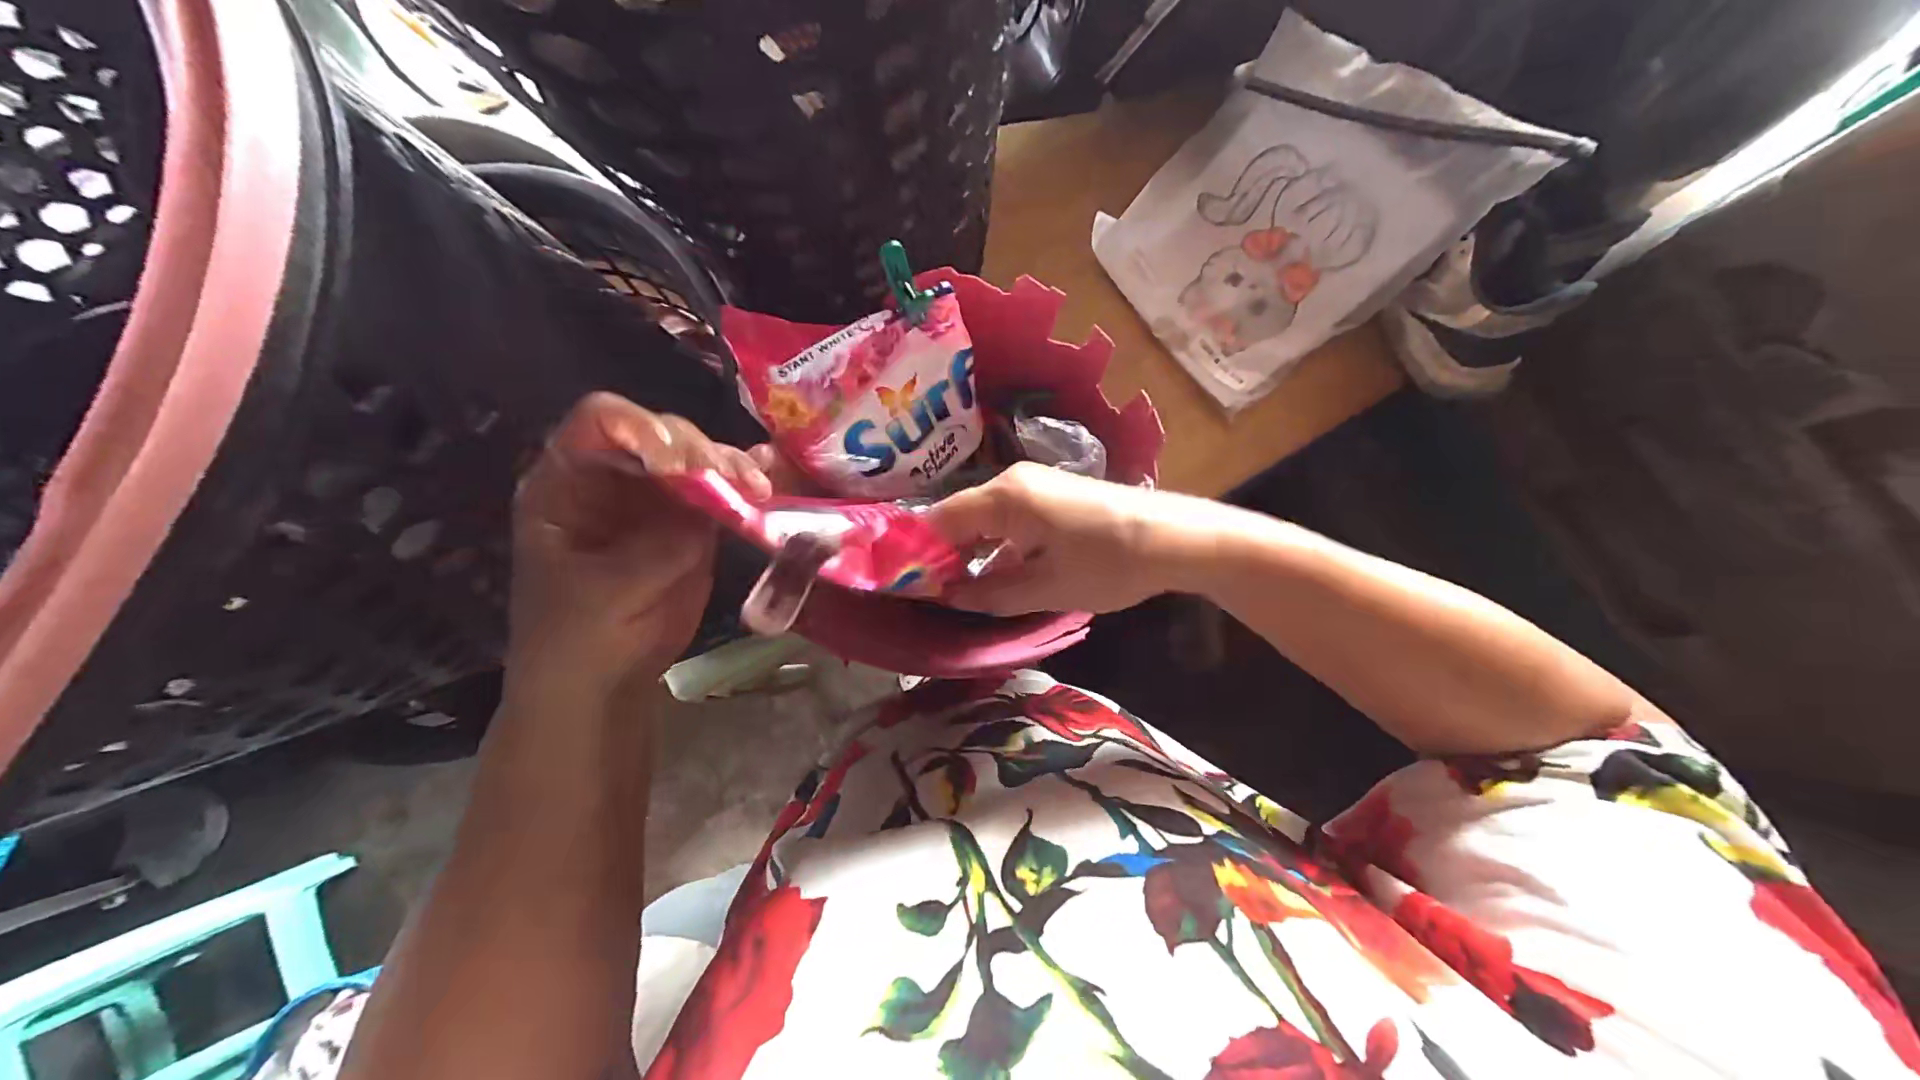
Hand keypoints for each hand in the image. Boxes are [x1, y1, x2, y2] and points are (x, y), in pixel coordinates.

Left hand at [506, 393, 770, 700]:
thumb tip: (714, 506)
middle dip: (698, 450)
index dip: (641, 428)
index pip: (601, 423)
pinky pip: (721, 495)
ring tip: (756, 487)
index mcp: (568, 483)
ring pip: (698, 461)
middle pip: (661, 434)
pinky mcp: (690, 526)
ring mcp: (656, 501)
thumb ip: (657, 547)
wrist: (599, 684)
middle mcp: (614, 479)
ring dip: (731, 466)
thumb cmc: (578, 638)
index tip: (678, 465)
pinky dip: (745, 487)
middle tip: (730, 478)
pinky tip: (766, 483)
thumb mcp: (607, 592)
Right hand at [927, 462, 1233, 615]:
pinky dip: (996, 547)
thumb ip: (990, 593)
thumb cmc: (1110, 563)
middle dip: (940, 555)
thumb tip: (948, 596)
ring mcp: (1035, 487)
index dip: (916, 553)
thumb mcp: (1046, 588)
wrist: (1180, 539)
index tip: (903, 587)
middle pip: (958, 517)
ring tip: (953, 591)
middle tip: (926, 594)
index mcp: (1004, 497)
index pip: (938, 521)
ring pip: (983, 520)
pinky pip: (1008, 520)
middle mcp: (1012, 482)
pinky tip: (993, 576)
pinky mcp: (1053, 498)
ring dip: (969, 553)